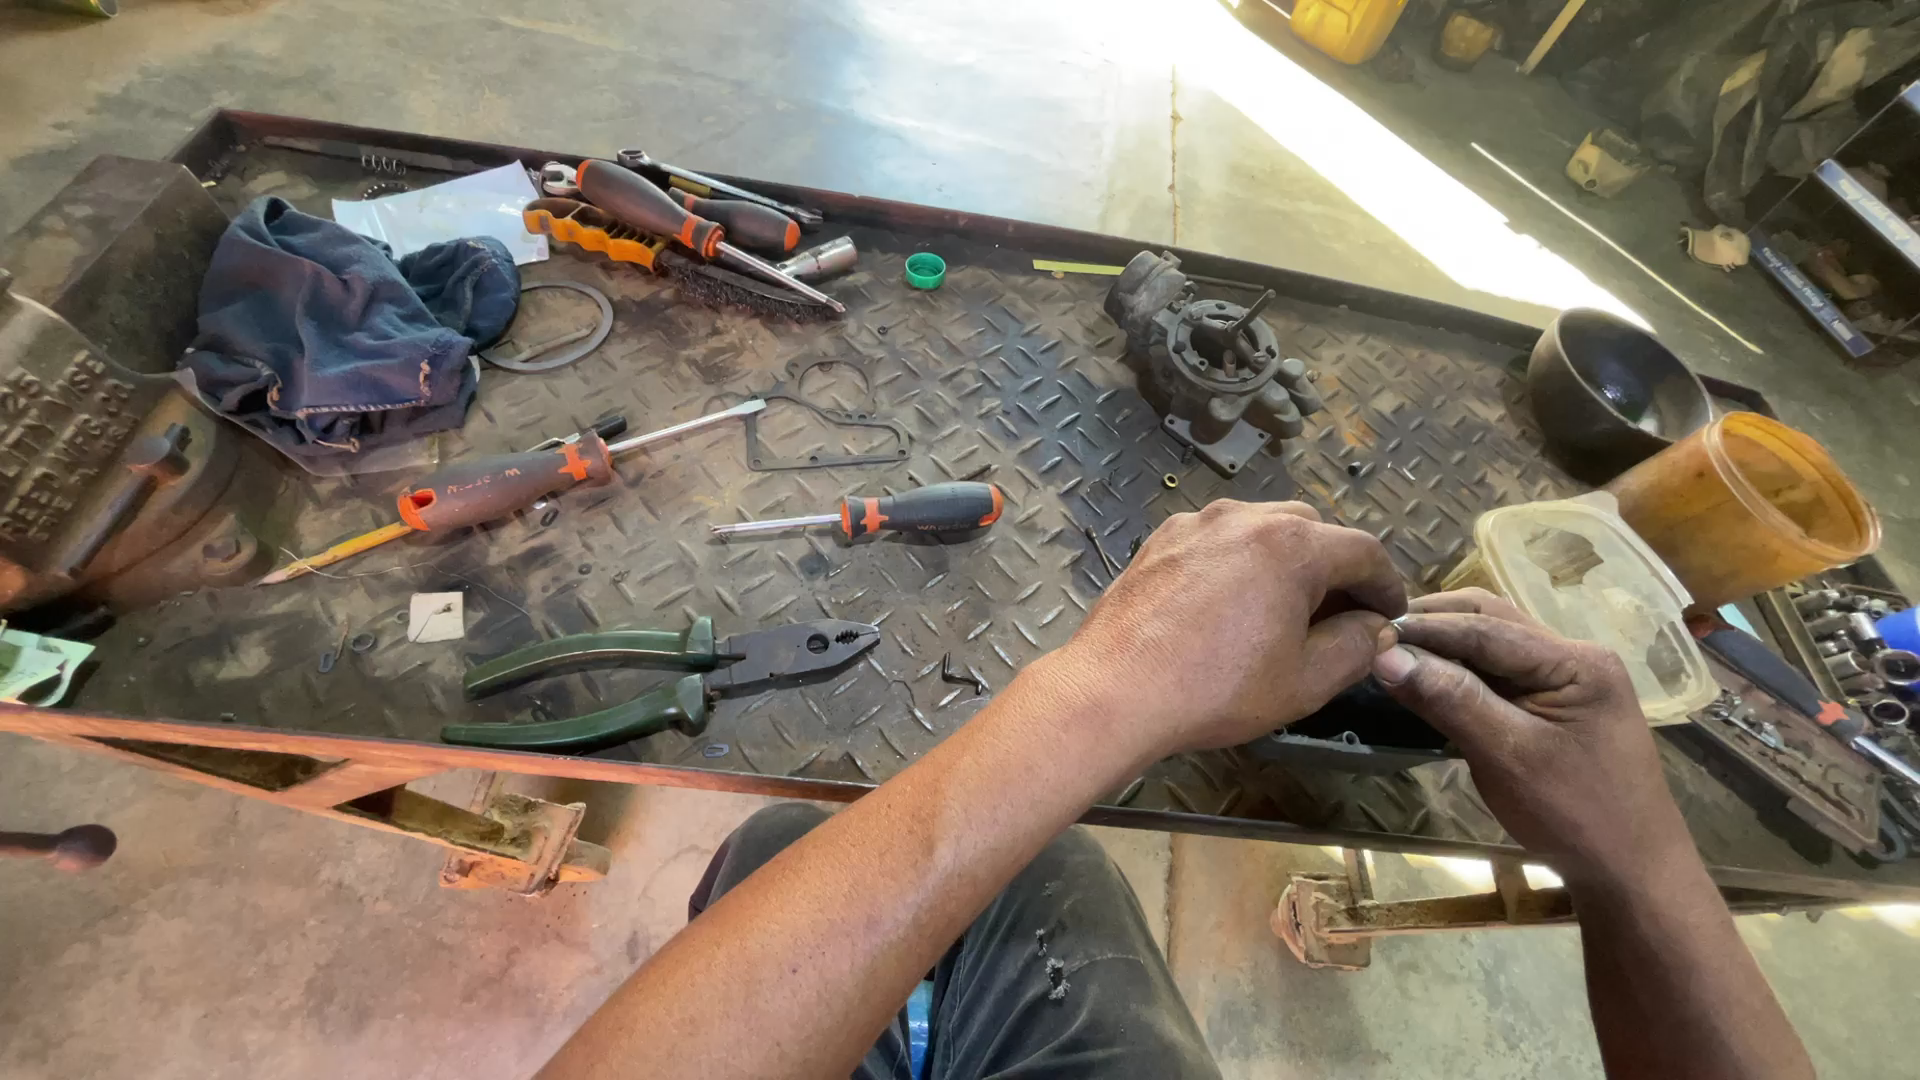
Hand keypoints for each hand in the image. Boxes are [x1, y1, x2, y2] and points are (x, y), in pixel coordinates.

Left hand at [1048, 499, 1405, 759]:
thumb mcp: (1305, 680)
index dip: (1385, 586)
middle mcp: (1243, 517)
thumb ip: (1356, 646)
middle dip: (1333, 570)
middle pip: (1311, 530)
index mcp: (1290, 544)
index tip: (1387, 616)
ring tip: (1279, 608)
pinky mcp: (1158, 539)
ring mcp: (1194, 523)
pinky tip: (1225, 602)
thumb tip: (1375, 626)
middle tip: (1334, 617)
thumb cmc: (1214, 688)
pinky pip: (1215, 539)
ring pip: (1259, 528)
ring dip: (1282, 560)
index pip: (1363, 552)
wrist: (1114, 687)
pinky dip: (1235, 560)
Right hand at [1371, 588, 1691, 881]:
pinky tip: (1420, 676)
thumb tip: (1384, 656)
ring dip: (1436, 640)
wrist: (1629, 871)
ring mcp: (1559, 673)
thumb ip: (1449, 699)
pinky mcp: (1544, 695)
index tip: (1366, 634)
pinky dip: (1449, 663)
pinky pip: (1488, 663)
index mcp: (1575, 662)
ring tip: (1389, 653)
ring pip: (1484, 635)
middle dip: (1428, 622)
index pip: (1482, 626)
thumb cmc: (1576, 815)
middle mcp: (1570, 653)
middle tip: (1374, 637)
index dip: (1421, 627)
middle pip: (1484, 616)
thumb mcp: (1507, 756)